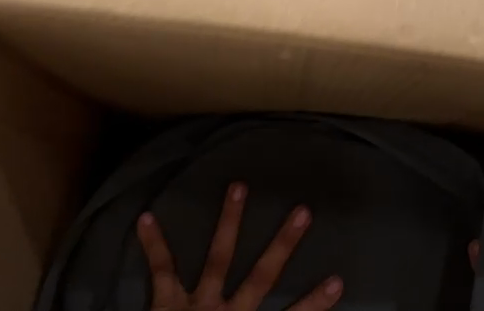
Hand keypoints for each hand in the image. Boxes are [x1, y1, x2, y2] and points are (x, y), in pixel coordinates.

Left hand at [136, 183, 343, 310]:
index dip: (312, 304)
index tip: (337, 280)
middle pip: (261, 277)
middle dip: (282, 245)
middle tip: (303, 210)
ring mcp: (197, 307)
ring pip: (219, 258)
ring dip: (229, 221)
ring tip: (238, 185)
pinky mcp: (167, 306)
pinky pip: (161, 272)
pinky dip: (154, 245)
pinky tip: (146, 218)